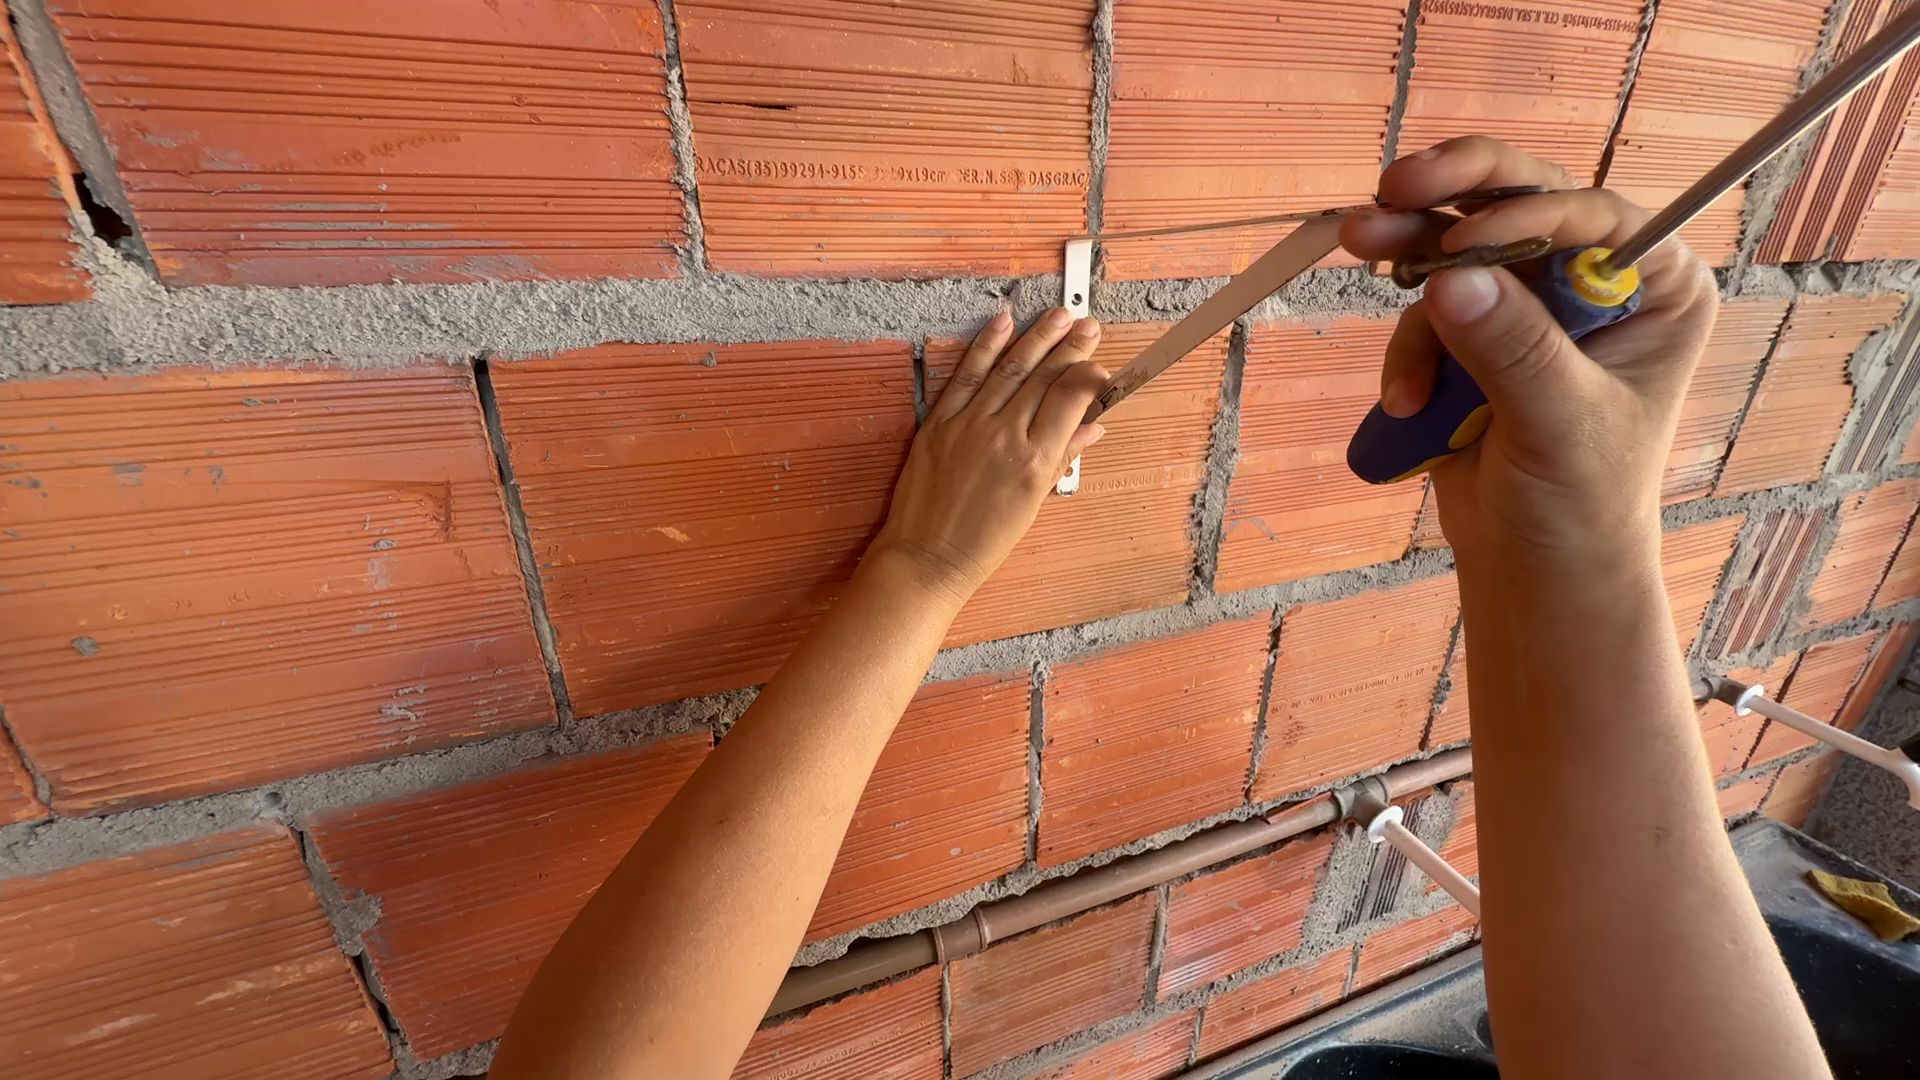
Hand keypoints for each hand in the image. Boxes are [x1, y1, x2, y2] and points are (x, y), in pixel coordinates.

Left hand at [867, 307, 1108, 602]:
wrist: (928, 556)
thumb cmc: (984, 540)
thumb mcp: (1033, 503)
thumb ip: (1062, 458)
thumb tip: (1094, 427)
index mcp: (1035, 461)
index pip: (1071, 398)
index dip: (1089, 374)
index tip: (1100, 365)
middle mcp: (1005, 435)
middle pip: (1044, 377)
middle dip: (1071, 347)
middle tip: (1089, 325)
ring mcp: (969, 425)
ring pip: (1010, 369)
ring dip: (1037, 338)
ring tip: (1059, 315)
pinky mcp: (939, 422)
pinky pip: (966, 375)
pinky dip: (986, 346)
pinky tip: (1003, 323)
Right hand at [1339, 137, 1718, 574]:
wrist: (1528, 559)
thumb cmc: (1577, 499)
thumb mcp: (1558, 423)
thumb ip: (1511, 350)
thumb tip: (1449, 276)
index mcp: (1645, 289)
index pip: (1589, 218)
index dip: (1523, 214)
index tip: (1457, 240)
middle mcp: (1581, 289)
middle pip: (1514, 212)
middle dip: (1451, 198)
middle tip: (1393, 186)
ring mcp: (1516, 317)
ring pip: (1450, 260)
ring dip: (1403, 255)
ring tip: (1354, 239)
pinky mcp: (1462, 350)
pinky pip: (1420, 323)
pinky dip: (1402, 358)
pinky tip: (1403, 405)